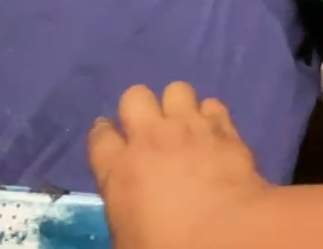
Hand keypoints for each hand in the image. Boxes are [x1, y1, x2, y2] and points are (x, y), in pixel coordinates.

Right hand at [87, 83, 268, 248]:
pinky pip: (212, 104)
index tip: (108, 137)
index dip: (102, 133)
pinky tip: (212, 131)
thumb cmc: (166, 247)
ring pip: (177, 89)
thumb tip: (131, 210)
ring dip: (177, 105)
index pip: (99, 135)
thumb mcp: (126, 240)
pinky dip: (209, 115)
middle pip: (135, 96)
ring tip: (182, 125)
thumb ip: (123, 209)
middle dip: (138, 107)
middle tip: (146, 128)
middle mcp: (152, 137)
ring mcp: (190, 126)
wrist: (224, 232)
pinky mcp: (223, 125)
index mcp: (120, 169)